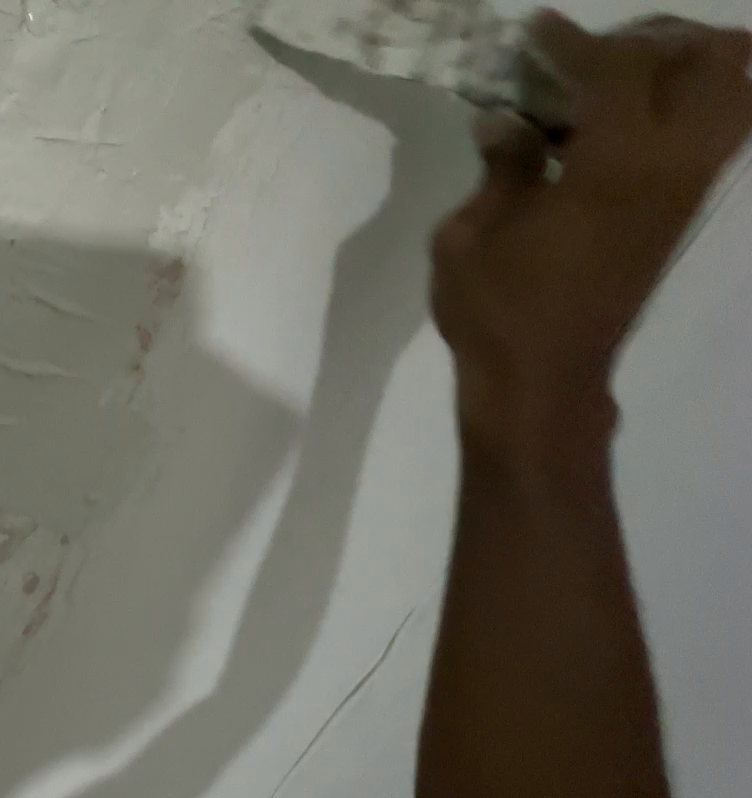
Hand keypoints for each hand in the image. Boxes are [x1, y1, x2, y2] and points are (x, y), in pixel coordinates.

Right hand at [429, 9, 751, 456]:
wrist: (543, 370)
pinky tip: (616, 125)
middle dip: (651, 40)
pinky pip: (717, 123)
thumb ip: (499, 170)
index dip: (573, 42)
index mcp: (615, 165)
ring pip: (735, 84)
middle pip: (710, 56)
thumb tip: (505, 122)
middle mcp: (676, 159)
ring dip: (684, 65)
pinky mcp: (687, 202)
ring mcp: (692, 181)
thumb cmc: (493, 307)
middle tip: (585, 55)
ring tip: (613, 82)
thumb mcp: (467, 237)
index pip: (617, 70)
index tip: (535, 30)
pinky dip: (682, 101)